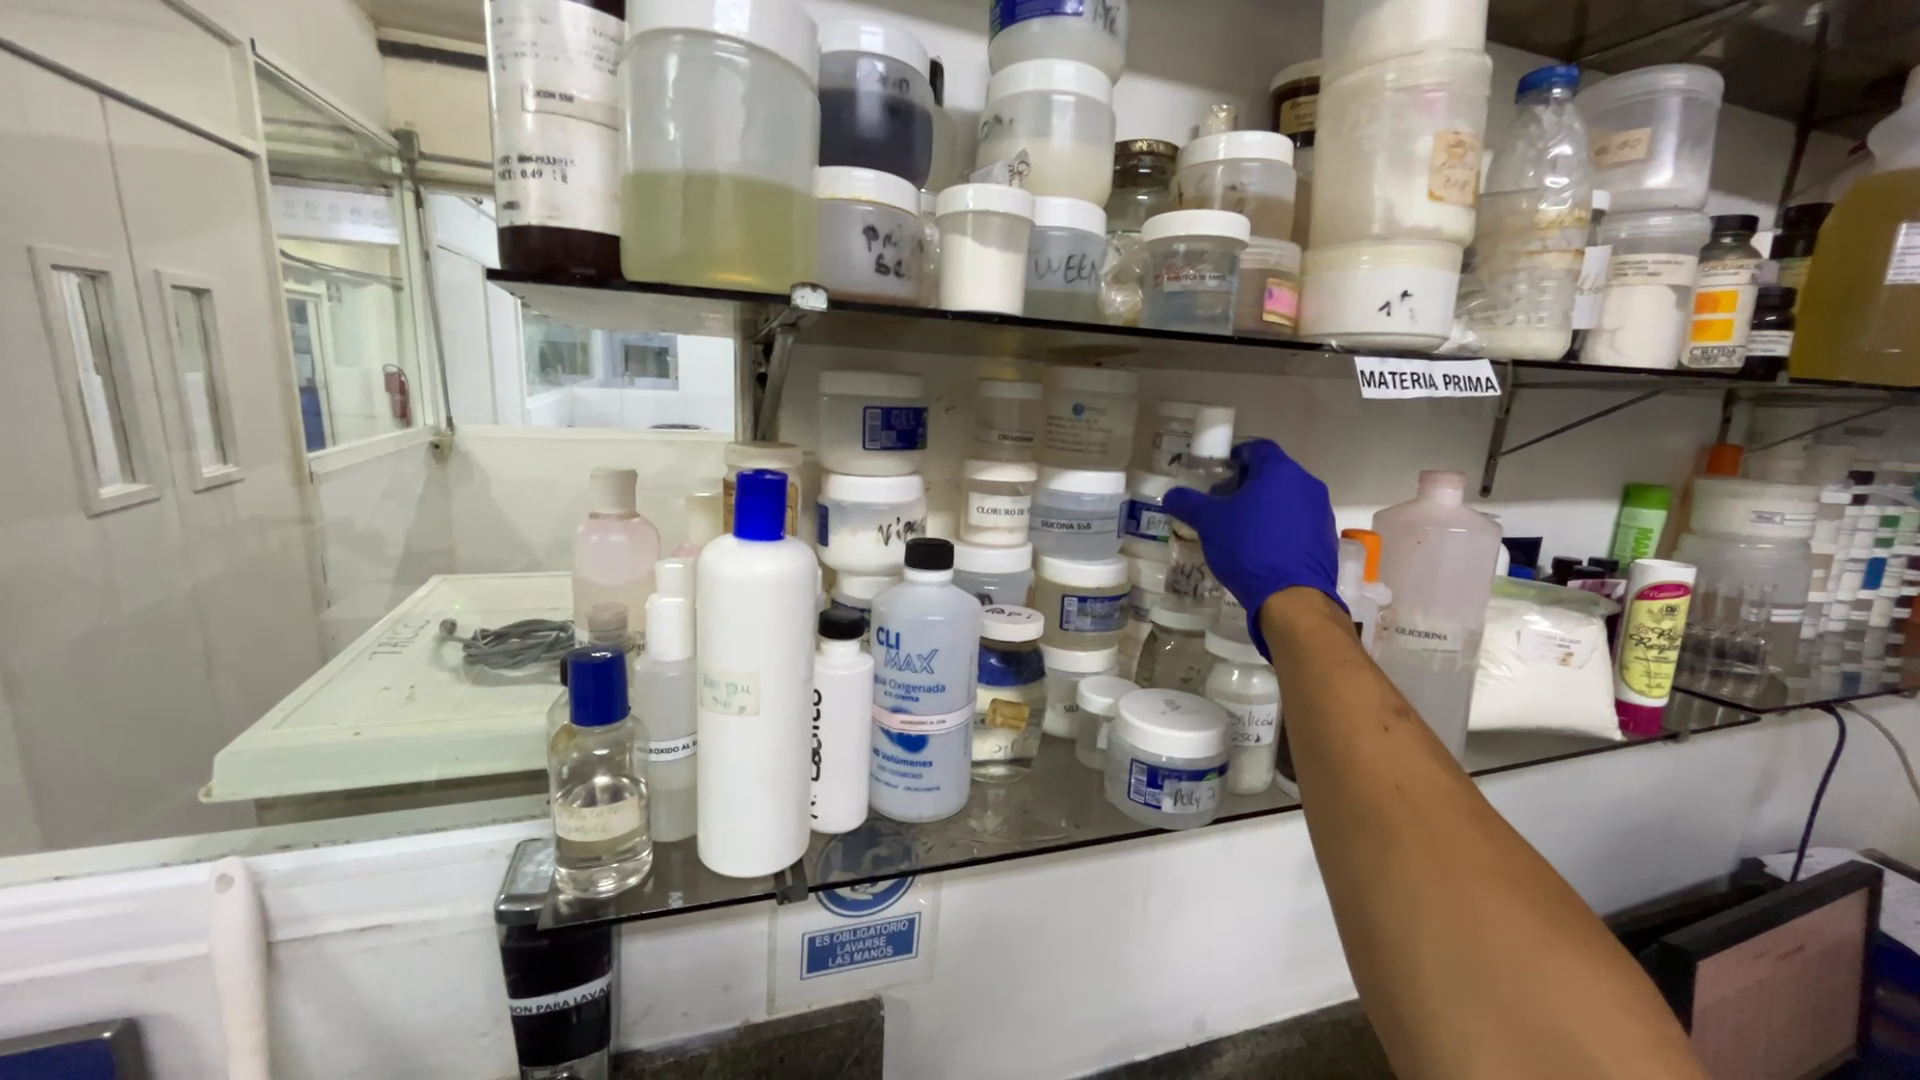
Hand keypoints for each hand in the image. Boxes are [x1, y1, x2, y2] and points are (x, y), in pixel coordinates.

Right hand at [1163, 439, 1342, 656]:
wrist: (1292, 596)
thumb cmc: (1247, 547)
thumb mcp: (1208, 523)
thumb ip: (1188, 503)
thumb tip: (1171, 495)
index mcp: (1279, 470)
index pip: (1257, 448)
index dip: (1235, 457)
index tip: (1218, 474)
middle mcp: (1305, 483)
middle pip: (1272, 474)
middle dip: (1247, 485)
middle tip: (1223, 504)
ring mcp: (1320, 511)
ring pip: (1287, 499)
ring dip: (1265, 507)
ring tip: (1240, 529)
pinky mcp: (1326, 538)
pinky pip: (1298, 523)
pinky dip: (1280, 528)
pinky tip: (1262, 549)